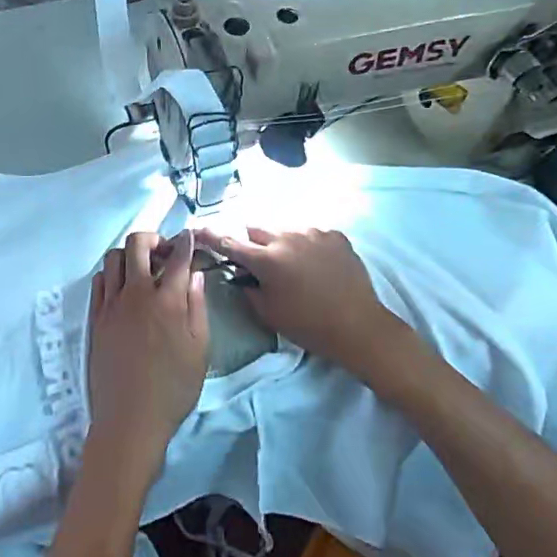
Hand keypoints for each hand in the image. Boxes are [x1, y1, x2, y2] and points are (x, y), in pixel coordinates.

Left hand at [85, 231, 208, 467]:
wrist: (130, 420)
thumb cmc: (173, 388)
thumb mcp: (200, 350)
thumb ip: (198, 307)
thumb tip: (195, 276)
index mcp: (169, 301)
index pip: (178, 256)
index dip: (186, 242)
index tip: (190, 237)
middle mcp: (138, 294)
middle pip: (138, 245)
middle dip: (154, 239)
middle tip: (165, 252)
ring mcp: (112, 305)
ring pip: (114, 258)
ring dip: (131, 255)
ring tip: (144, 269)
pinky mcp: (96, 318)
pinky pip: (99, 281)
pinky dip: (113, 274)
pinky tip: (124, 288)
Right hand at [204, 228, 405, 378]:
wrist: (358, 326)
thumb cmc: (308, 325)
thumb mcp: (269, 312)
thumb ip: (248, 288)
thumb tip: (241, 274)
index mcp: (268, 259)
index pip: (230, 243)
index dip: (212, 237)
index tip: (198, 230)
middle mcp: (288, 238)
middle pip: (258, 231)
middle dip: (253, 244)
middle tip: (258, 264)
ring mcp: (314, 233)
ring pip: (286, 231)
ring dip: (281, 244)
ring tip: (293, 268)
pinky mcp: (335, 235)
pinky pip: (311, 235)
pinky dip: (307, 246)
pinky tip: (316, 266)